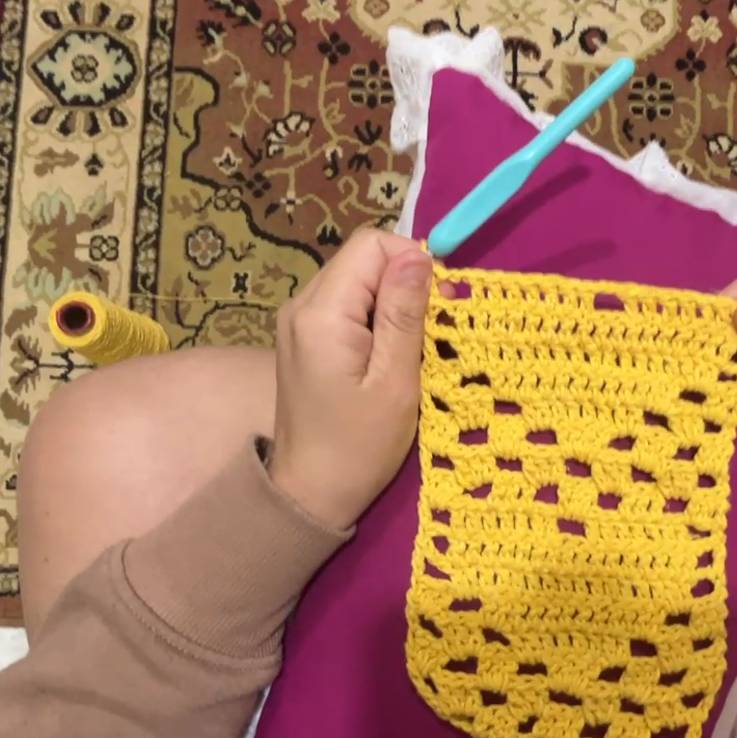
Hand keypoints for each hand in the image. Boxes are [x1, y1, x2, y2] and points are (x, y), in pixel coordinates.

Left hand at [268, 229, 432, 527]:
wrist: (310, 493)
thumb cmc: (359, 446)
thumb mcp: (395, 382)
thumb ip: (404, 314)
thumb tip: (420, 255)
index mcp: (321, 312)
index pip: (372, 244)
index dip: (412, 262)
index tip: (438, 306)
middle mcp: (301, 305)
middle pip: (362, 259)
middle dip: (404, 284)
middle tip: (432, 332)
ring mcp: (299, 321)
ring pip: (357, 281)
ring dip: (392, 303)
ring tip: (412, 348)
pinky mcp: (304, 338)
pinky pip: (346, 306)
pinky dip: (375, 319)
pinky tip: (388, 356)